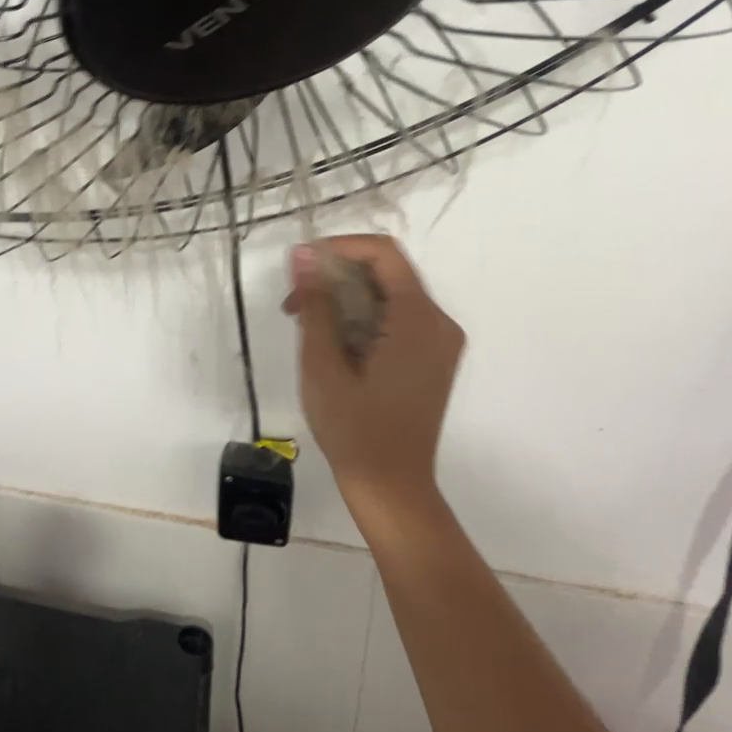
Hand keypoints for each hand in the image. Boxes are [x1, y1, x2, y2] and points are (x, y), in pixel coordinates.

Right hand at [284, 235, 463, 514]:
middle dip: (334, 276)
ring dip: (343, 298)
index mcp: (419, 320)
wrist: (390, 485)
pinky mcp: (430, 357)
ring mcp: (439, 341)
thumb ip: (316, 304)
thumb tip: (304, 255)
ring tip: (305, 326)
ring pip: (387, 294)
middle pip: (385, 272)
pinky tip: (331, 343)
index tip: (298, 266)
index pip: (383, 253)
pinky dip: (359, 317)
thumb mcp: (323, 363)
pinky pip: (395, 317)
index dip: (338, 247)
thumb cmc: (353, 428)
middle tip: (293, 305)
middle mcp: (439, 323)